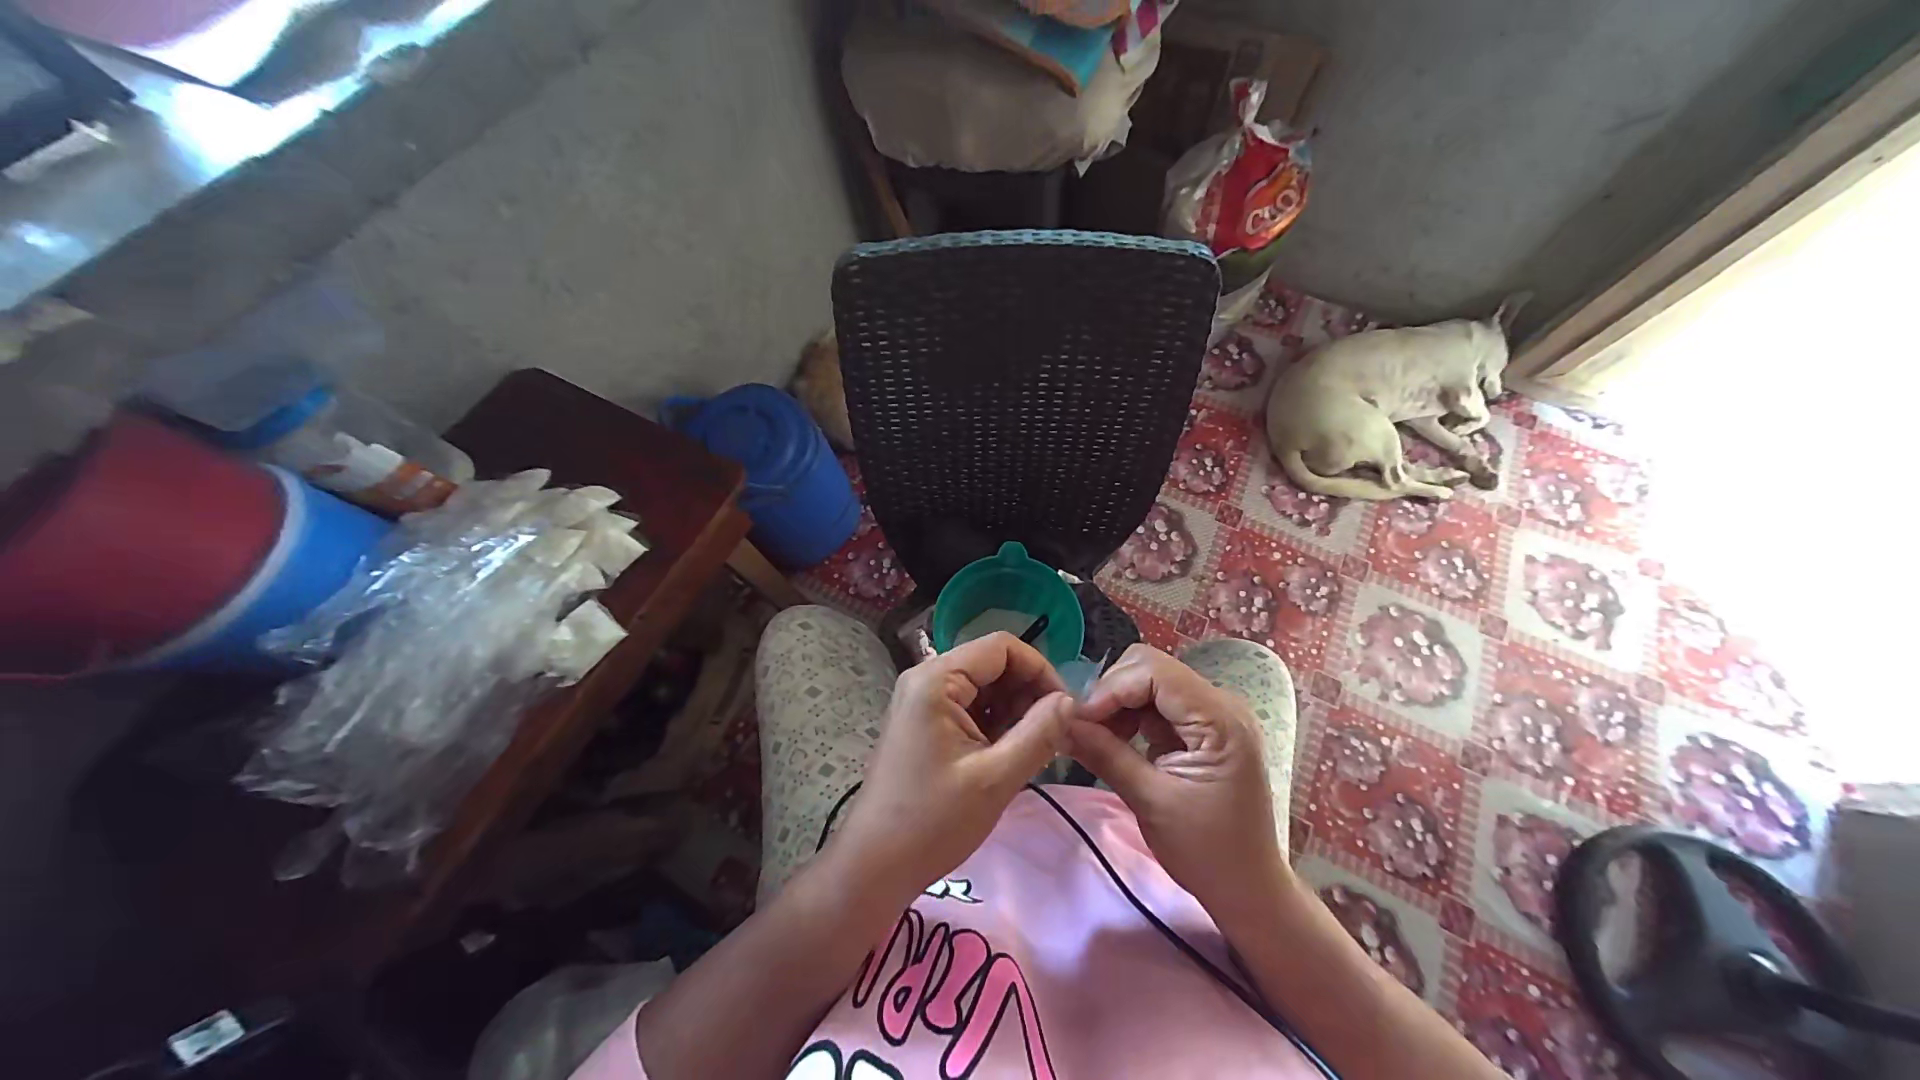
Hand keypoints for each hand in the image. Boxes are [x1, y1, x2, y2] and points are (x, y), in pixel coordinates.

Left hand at [833, 632, 1071, 895]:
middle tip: (1053, 736)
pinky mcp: (925, 724)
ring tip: (1033, 750)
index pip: (1002, 647)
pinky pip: (970, 708)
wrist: (876, 865)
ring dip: (1014, 712)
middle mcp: (926, 679)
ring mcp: (923, 702)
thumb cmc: (933, 822)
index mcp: (936, 680)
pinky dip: (996, 725)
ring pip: (985, 688)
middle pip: (993, 665)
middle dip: (1028, 694)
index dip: (1040, 670)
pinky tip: (1010, 755)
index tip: (1065, 709)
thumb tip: (1071, 701)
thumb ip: (1039, 733)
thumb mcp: (996, 777)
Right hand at [1065, 644, 1288, 918]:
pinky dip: (1131, 716)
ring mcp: (1213, 714)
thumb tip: (1061, 723)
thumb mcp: (1150, 801)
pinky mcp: (1202, 728)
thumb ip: (1105, 753)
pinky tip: (1118, 743)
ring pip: (1150, 682)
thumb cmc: (1206, 851)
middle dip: (1112, 692)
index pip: (1154, 671)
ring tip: (1098, 740)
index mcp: (1220, 718)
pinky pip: (1157, 703)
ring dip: (1118, 704)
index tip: (1079, 720)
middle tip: (1087, 730)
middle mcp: (1221, 704)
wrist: (1248, 888)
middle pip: (1151, 668)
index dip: (1111, 688)